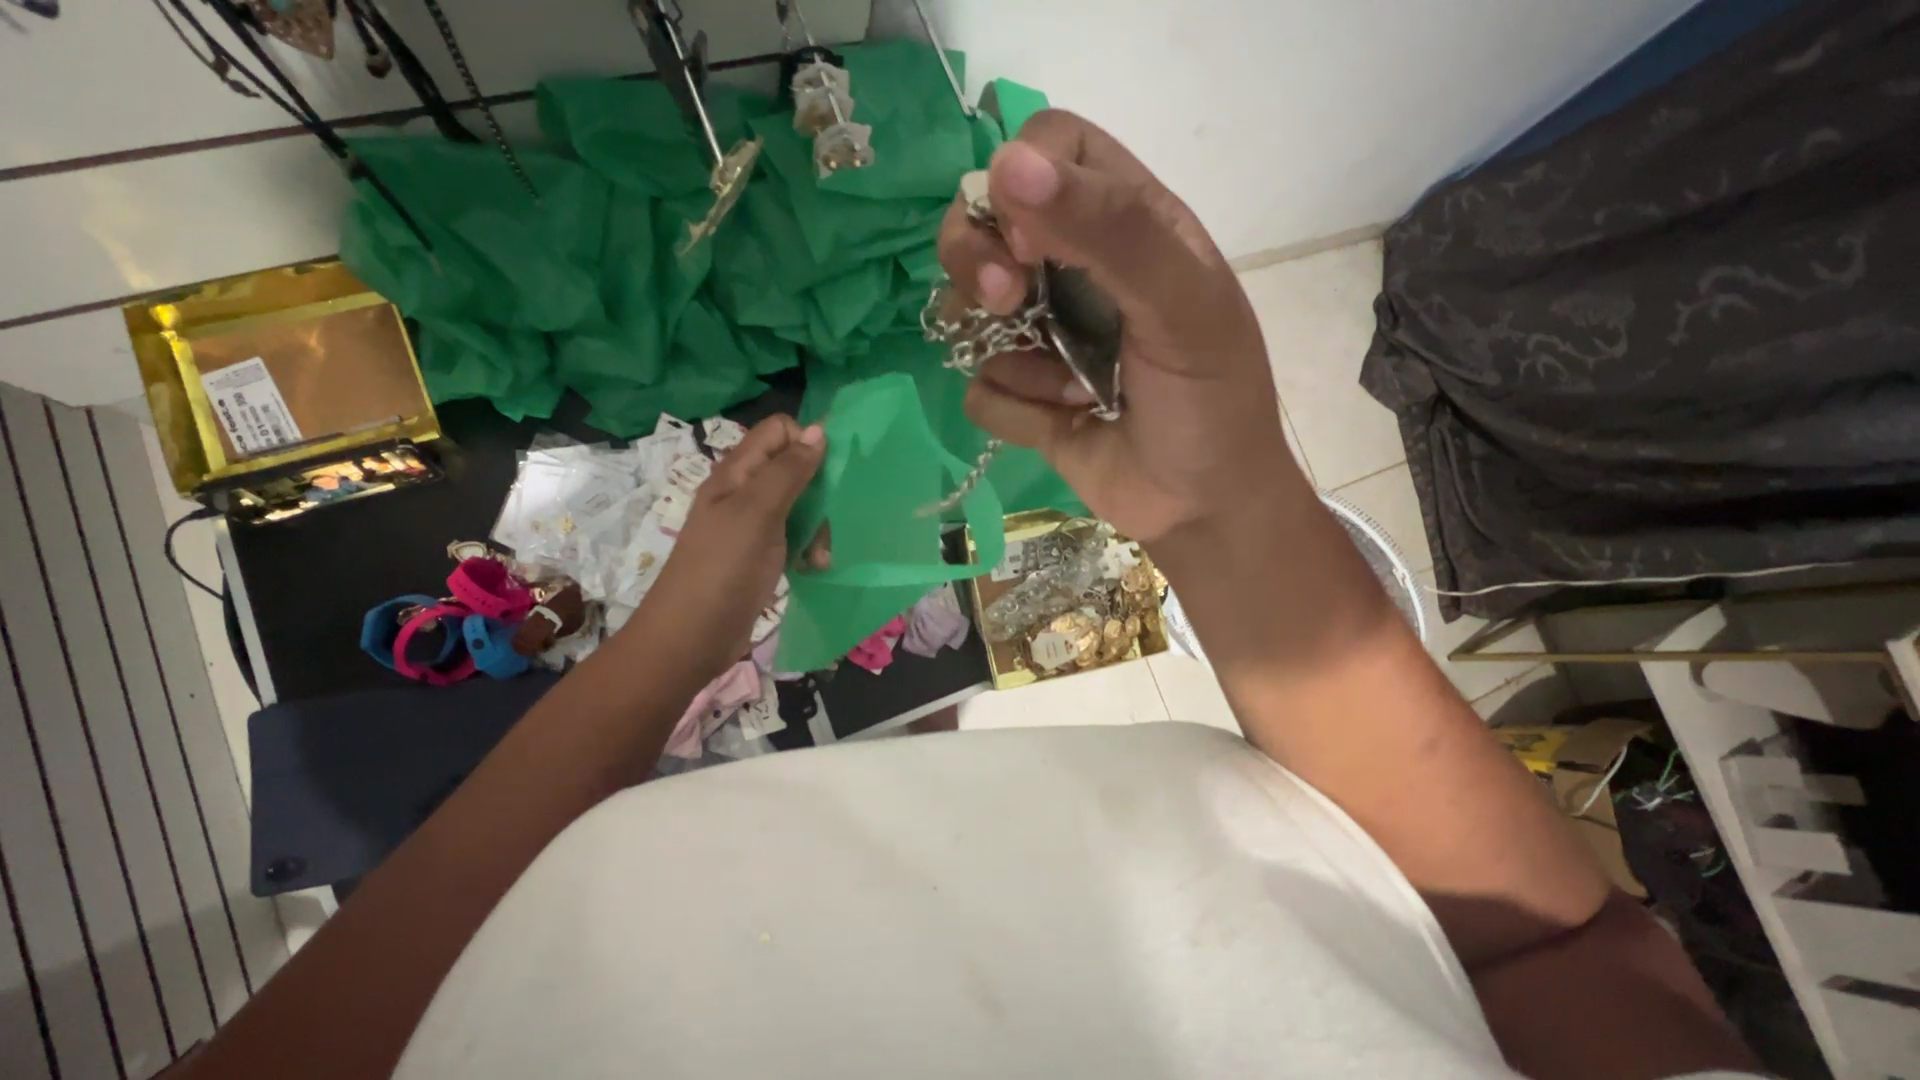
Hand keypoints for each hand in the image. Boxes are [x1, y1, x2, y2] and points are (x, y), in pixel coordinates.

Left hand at [632, 415, 824, 682]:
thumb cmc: (722, 570)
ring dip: (818, 526)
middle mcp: (744, 493)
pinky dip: (808, 549)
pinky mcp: (761, 556)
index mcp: (737, 473)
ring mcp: (752, 527)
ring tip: (819, 556)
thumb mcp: (756, 513)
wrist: (690, 638)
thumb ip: (787, 471)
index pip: (778, 431)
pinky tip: (813, 568)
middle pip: (794, 468)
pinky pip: (795, 538)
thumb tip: (819, 430)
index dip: (807, 441)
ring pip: (801, 506)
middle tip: (826, 520)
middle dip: (820, 490)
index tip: (832, 471)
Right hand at [938, 110, 1303, 543]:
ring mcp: (1042, 334)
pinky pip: (978, 388)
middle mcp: (1075, 267)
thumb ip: (1111, 230)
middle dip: (978, 261)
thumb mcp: (1181, 306)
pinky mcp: (1021, 396)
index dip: (1021, 181)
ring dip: (1014, 357)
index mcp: (1127, 222)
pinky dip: (1016, 410)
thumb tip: (1009, 165)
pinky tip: (1067, 424)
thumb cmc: (1211, 400)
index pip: (1049, 147)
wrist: (1205, 508)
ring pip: (966, 310)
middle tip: (1006, 302)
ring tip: (1072, 391)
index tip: (1027, 242)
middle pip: (982, 222)